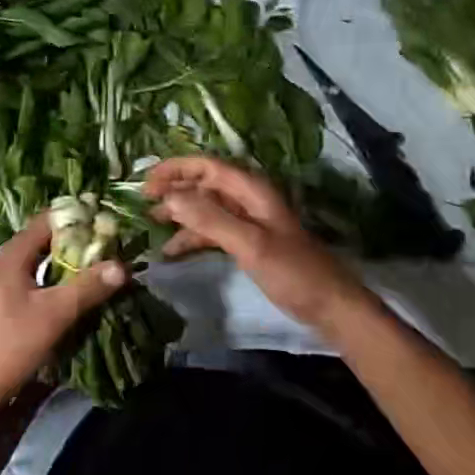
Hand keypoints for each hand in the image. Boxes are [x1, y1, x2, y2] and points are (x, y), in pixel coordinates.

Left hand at [0, 215, 126, 423]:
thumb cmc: (13, 345)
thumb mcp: (55, 314)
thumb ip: (88, 287)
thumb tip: (122, 265)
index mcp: (11, 255)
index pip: (47, 220)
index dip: (76, 217)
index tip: (106, 221)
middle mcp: (6, 262)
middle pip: (46, 239)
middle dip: (77, 240)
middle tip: (110, 243)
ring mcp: (6, 283)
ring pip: (43, 260)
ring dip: (70, 261)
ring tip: (102, 263)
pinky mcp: (10, 302)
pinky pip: (40, 278)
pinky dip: (60, 278)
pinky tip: (80, 288)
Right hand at [145, 156, 372, 334]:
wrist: (330, 307)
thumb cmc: (293, 272)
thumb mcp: (249, 244)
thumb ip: (210, 219)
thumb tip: (169, 196)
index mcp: (252, 191)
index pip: (208, 166)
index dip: (176, 168)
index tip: (146, 181)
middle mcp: (248, 200)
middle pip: (205, 184)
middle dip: (174, 189)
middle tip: (143, 202)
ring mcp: (249, 222)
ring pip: (206, 209)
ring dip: (181, 214)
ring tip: (152, 224)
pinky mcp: (248, 243)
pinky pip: (213, 232)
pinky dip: (193, 237)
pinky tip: (173, 250)